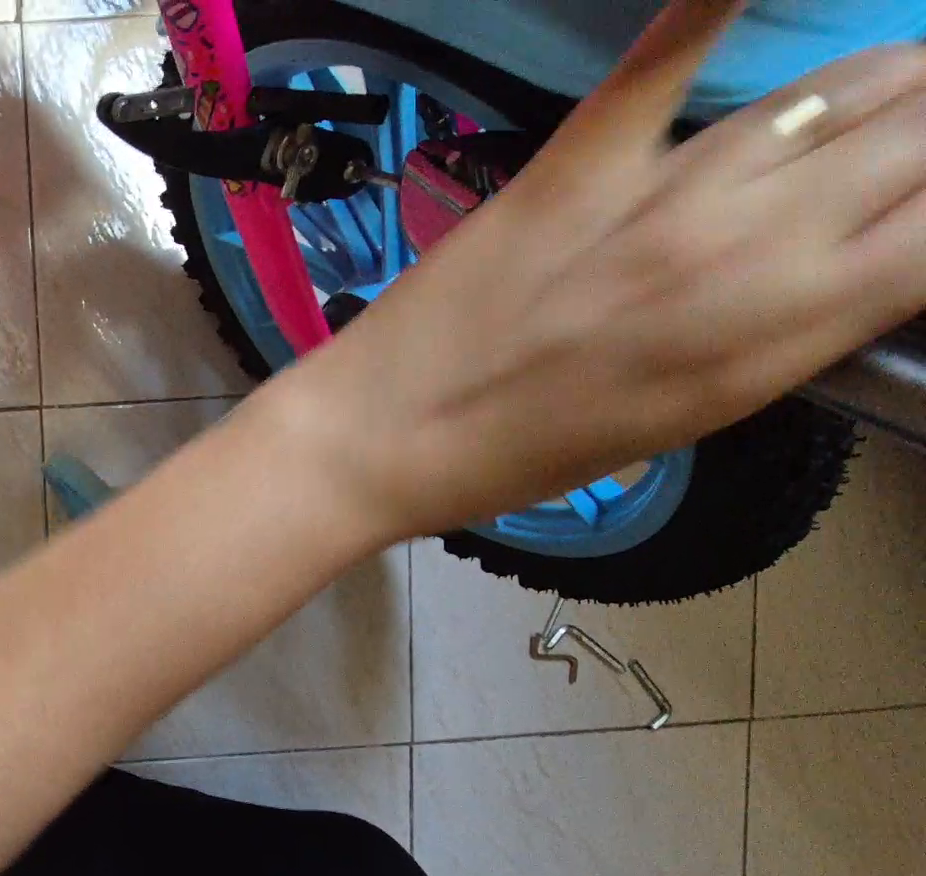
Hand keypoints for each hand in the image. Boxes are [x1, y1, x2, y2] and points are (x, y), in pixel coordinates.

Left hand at [283, 0, 925, 540]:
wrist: (375, 438)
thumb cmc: (515, 458)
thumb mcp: (674, 422)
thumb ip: (777, 338)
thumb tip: (850, 268)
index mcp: (785, 327)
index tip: (923, 198)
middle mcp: (748, 242)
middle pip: (918, 130)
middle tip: (912, 139)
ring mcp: (652, 194)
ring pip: (825, 91)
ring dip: (879, 81)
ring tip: (888, 85)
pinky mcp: (564, 168)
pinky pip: (659, 62)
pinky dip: (709, 7)